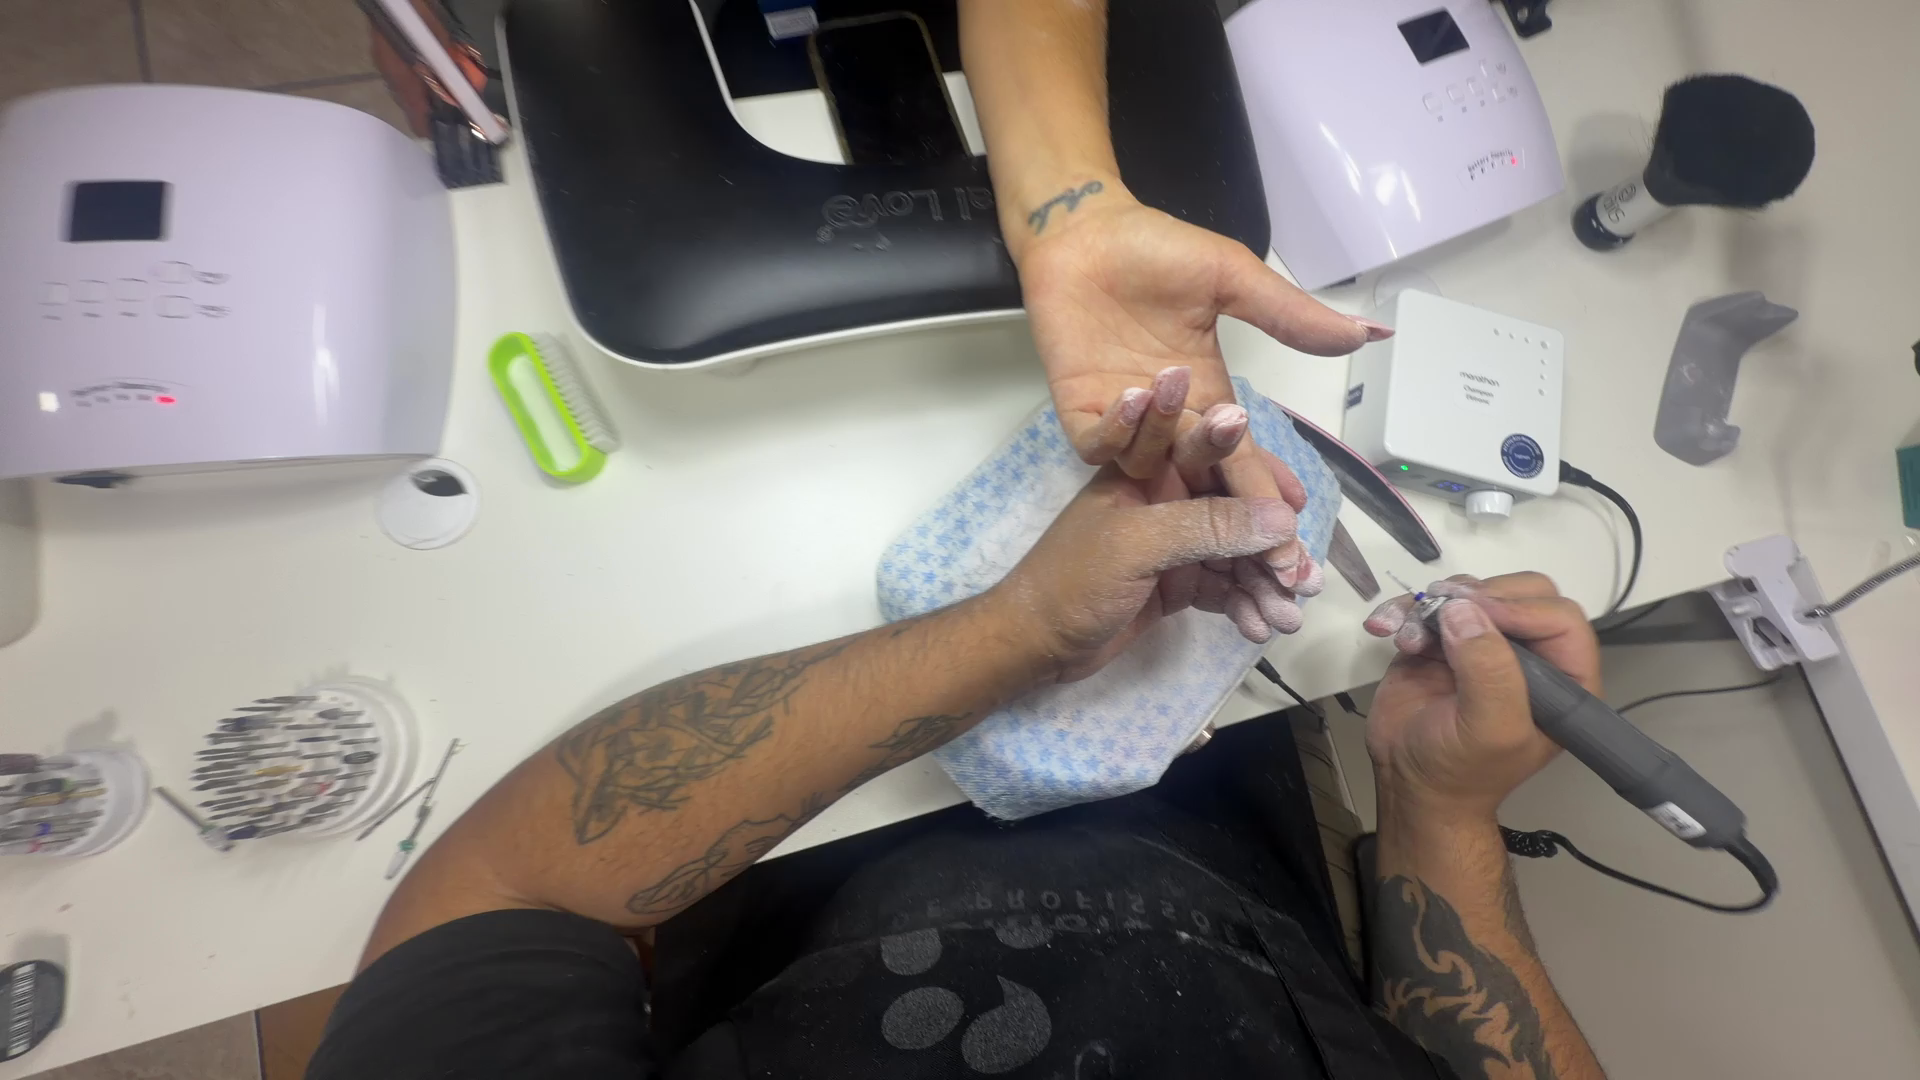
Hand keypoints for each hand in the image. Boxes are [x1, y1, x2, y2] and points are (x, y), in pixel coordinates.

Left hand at [989, 466, 1301, 681]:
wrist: (1036, 643)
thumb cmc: (1071, 582)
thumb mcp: (1136, 546)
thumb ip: (1205, 527)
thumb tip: (1281, 519)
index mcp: (1148, 473)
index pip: (1214, 455)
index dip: (1259, 473)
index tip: (1300, 501)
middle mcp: (1166, 502)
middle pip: (1237, 510)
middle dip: (1273, 544)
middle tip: (1303, 579)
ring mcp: (1172, 544)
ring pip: (1236, 553)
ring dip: (1264, 583)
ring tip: (1287, 617)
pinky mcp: (1176, 582)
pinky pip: (1223, 586)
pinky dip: (1243, 604)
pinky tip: (1259, 627)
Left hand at [1014, 185, 1389, 577]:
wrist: (1085, 231)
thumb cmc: (1155, 251)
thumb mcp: (1232, 280)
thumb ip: (1290, 316)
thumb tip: (1369, 334)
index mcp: (1207, 393)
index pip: (1240, 452)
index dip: (1264, 485)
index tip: (1293, 518)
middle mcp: (1166, 417)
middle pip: (1198, 474)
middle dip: (1227, 496)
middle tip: (1254, 512)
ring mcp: (1119, 417)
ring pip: (1147, 462)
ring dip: (1168, 436)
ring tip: (1185, 390)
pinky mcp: (1078, 410)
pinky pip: (1095, 445)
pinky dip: (1115, 431)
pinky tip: (1133, 396)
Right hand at [1360, 574, 1600, 820]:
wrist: (1408, 780)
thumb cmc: (1462, 767)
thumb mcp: (1491, 728)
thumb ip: (1489, 671)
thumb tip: (1461, 610)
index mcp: (1562, 678)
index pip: (1558, 617)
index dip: (1518, 608)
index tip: (1474, 617)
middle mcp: (1525, 655)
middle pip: (1518, 592)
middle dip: (1476, 594)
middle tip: (1440, 610)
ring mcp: (1476, 645)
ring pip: (1465, 593)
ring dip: (1427, 603)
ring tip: (1404, 636)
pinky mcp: (1434, 643)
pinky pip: (1421, 606)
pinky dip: (1398, 611)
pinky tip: (1381, 629)